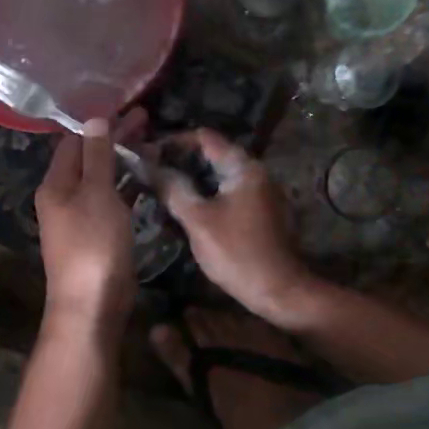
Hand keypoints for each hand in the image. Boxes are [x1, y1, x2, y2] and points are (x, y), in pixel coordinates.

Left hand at [36, 116, 137, 328]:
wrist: (92, 304)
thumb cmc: (93, 244)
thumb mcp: (97, 193)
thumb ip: (97, 156)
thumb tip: (95, 119)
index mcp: (56, 183)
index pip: (75, 141)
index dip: (100, 124)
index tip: (129, 108)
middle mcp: (64, 197)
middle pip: (90, 159)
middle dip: (117, 140)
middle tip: (148, 121)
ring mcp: (82, 217)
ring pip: (104, 179)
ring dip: (126, 162)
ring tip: (155, 144)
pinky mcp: (99, 234)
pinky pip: (113, 201)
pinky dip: (129, 187)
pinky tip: (149, 178)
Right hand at [156, 129, 314, 319]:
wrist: (279, 290)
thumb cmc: (237, 252)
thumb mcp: (198, 220)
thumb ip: (173, 188)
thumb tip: (149, 166)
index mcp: (244, 167)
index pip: (204, 137)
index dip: (174, 142)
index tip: (149, 155)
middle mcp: (256, 172)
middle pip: (212, 155)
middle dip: (180, 163)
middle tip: (151, 176)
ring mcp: (261, 193)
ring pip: (219, 177)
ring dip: (192, 182)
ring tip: (163, 194)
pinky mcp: (261, 212)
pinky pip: (229, 194)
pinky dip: (207, 197)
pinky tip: (187, 212)